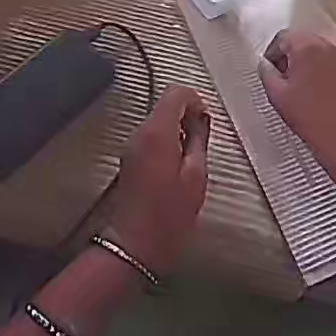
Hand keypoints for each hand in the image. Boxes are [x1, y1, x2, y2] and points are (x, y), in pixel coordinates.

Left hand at [106, 86, 211, 273]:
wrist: (134, 243)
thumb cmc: (169, 214)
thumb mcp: (196, 176)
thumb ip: (199, 139)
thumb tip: (202, 119)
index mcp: (156, 132)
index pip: (175, 92)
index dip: (195, 100)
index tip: (205, 120)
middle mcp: (140, 132)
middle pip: (165, 104)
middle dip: (187, 115)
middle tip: (203, 140)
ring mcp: (132, 144)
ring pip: (158, 120)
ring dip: (177, 129)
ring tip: (192, 157)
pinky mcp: (129, 157)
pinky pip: (151, 137)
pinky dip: (167, 140)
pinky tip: (177, 166)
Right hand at [258, 30, 335, 166]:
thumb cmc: (314, 118)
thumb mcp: (276, 93)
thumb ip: (265, 72)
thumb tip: (266, 66)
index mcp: (307, 47)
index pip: (282, 37)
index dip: (272, 52)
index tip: (269, 65)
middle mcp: (327, 47)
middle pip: (301, 39)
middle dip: (288, 53)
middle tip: (280, 73)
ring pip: (316, 48)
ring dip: (304, 59)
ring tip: (296, 82)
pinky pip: (330, 59)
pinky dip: (319, 66)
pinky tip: (312, 87)